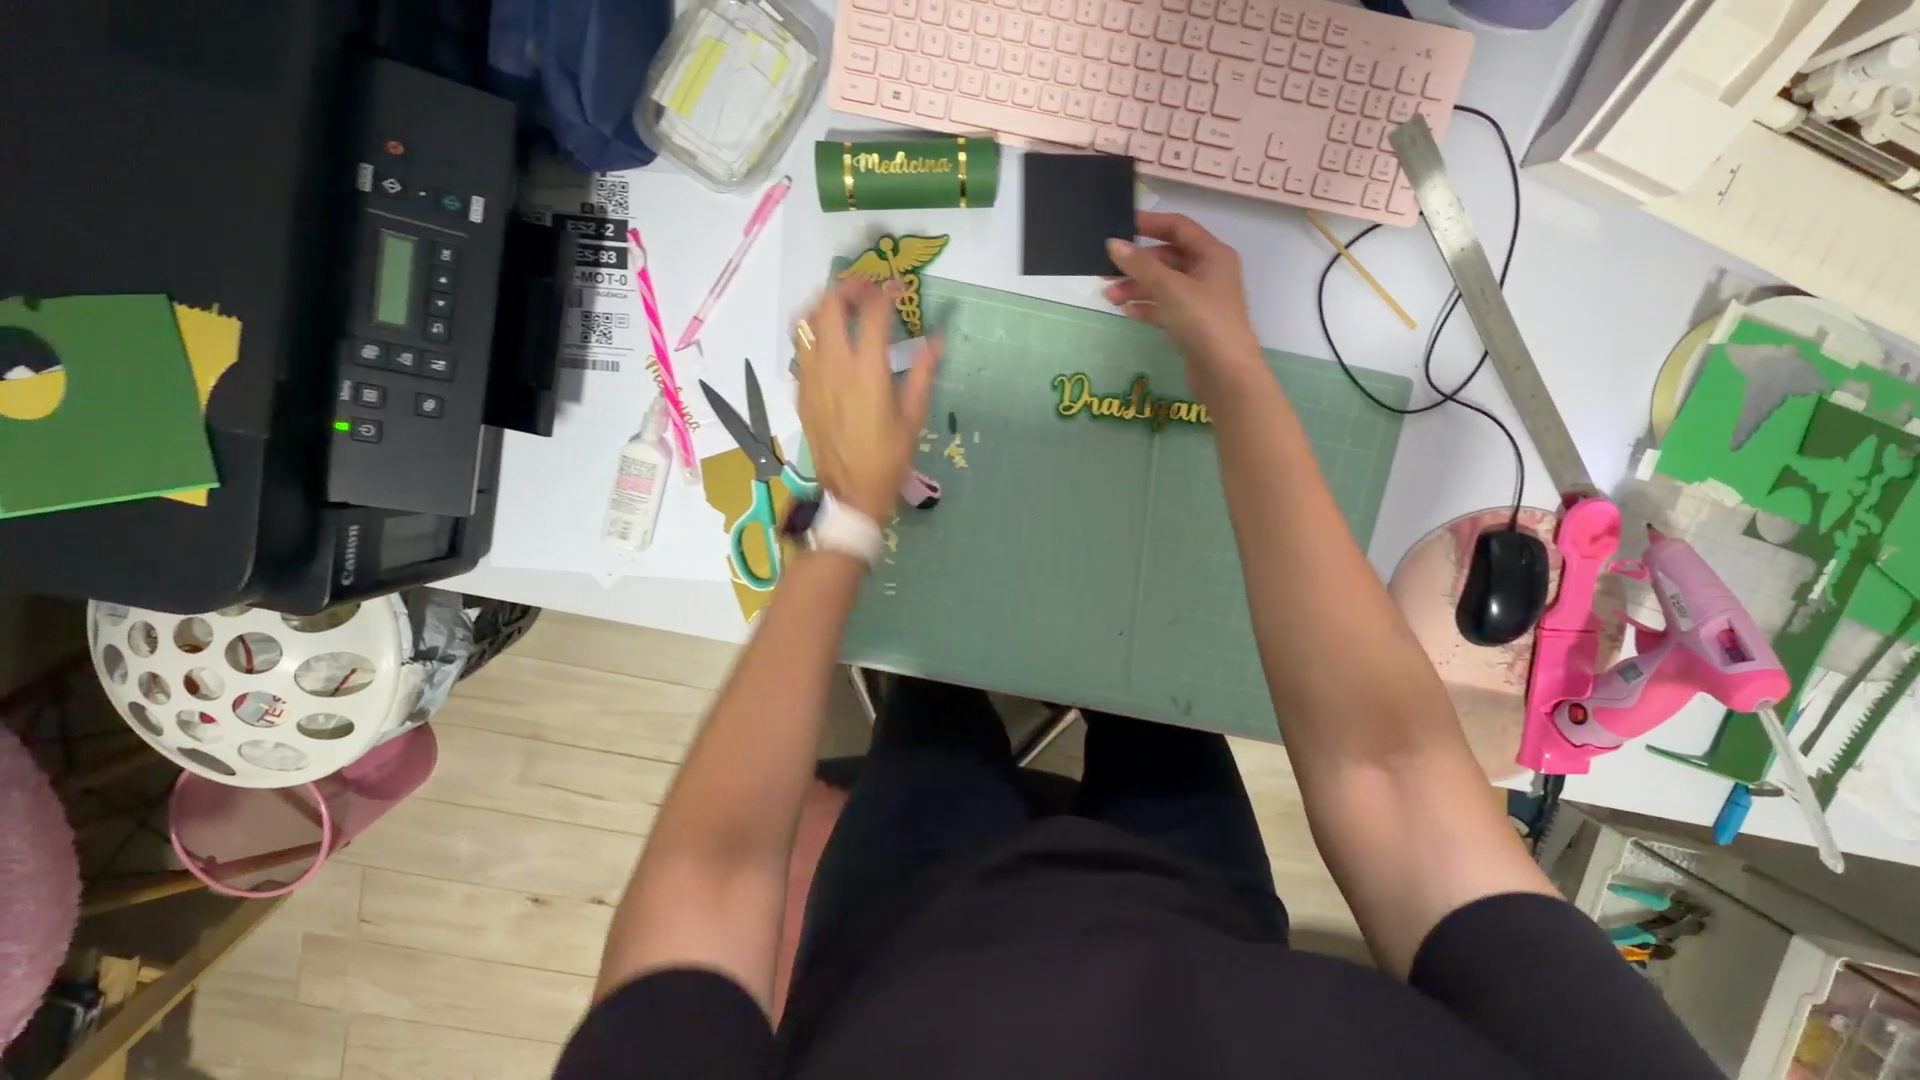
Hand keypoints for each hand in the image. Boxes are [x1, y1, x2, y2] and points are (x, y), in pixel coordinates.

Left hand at [794, 280, 937, 521]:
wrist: (849, 492)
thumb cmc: (888, 458)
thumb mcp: (913, 417)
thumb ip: (922, 374)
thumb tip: (937, 341)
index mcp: (867, 372)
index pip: (873, 314)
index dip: (886, 292)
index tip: (897, 287)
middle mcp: (834, 366)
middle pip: (830, 306)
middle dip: (848, 287)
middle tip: (865, 289)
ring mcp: (812, 377)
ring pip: (806, 322)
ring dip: (824, 305)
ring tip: (842, 306)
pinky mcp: (801, 390)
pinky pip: (800, 348)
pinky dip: (812, 331)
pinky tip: (828, 340)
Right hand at [1104, 212, 1263, 389]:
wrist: (1225, 373)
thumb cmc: (1203, 322)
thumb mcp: (1170, 288)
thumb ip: (1140, 265)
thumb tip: (1112, 244)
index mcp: (1213, 254)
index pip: (1178, 228)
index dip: (1149, 224)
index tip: (1119, 226)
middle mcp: (1209, 272)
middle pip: (1167, 258)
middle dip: (1137, 264)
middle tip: (1106, 270)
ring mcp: (1201, 300)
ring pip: (1164, 284)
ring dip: (1137, 287)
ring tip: (1109, 296)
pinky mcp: (1192, 324)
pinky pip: (1165, 307)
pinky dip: (1147, 306)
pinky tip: (1127, 311)